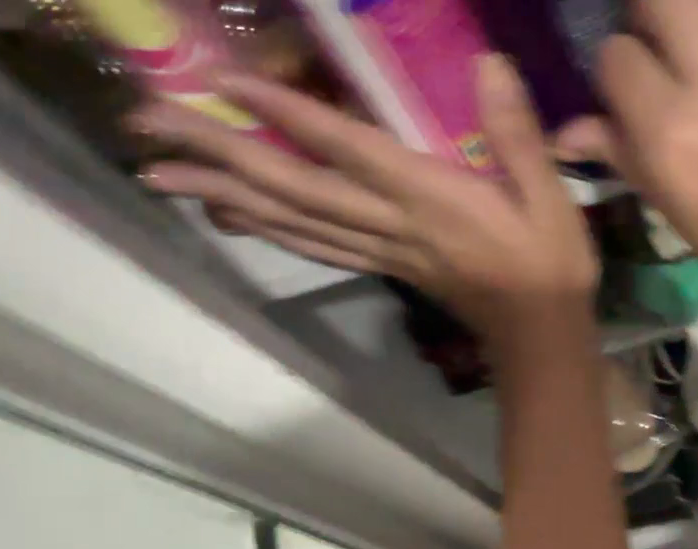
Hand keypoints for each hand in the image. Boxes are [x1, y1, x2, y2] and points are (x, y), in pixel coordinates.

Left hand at [134, 56, 596, 339]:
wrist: (542, 337)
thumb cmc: (551, 267)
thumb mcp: (553, 202)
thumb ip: (519, 137)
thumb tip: (490, 64)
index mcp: (432, 201)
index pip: (347, 152)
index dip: (287, 115)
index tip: (222, 80)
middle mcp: (393, 225)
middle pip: (295, 188)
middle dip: (220, 154)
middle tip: (145, 125)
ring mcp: (383, 250)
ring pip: (292, 222)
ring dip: (224, 196)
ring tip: (159, 174)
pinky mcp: (385, 265)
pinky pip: (313, 246)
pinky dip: (265, 229)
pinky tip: (230, 217)